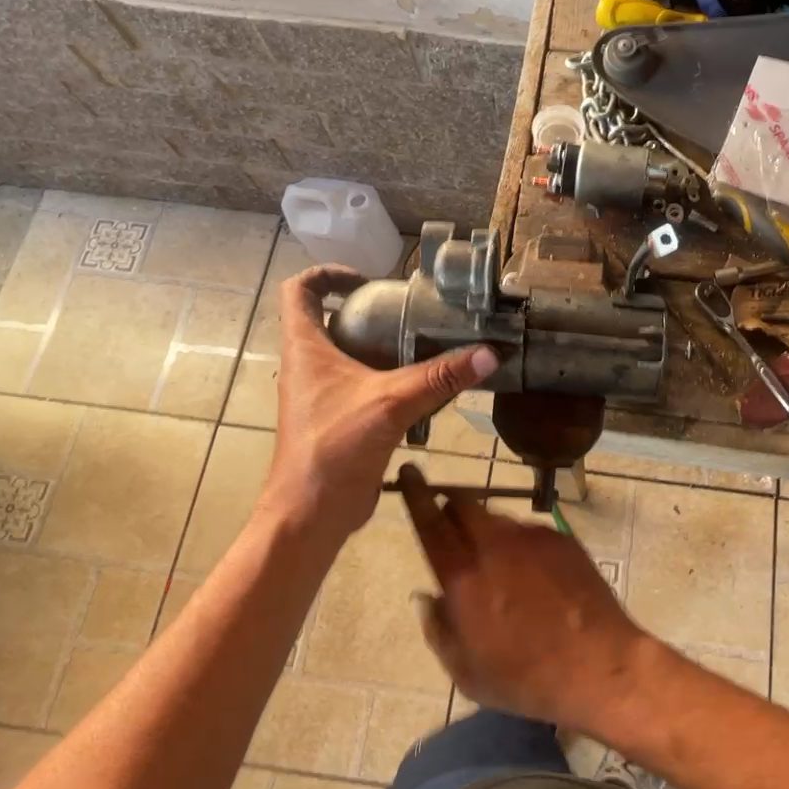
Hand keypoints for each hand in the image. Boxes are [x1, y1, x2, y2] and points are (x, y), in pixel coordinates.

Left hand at [268, 266, 497, 536]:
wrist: (311, 514)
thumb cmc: (334, 448)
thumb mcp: (391, 403)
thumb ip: (439, 377)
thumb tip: (488, 353)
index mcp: (305, 348)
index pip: (300, 290)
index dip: (328, 274)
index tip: (368, 279)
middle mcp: (308, 365)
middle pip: (330, 320)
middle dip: (367, 309)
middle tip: (409, 310)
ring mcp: (321, 394)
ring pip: (348, 354)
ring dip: (380, 344)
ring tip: (423, 342)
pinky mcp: (337, 419)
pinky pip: (362, 385)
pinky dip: (388, 377)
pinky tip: (422, 385)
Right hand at [397, 464, 651, 730]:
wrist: (600, 666)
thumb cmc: (526, 679)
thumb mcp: (466, 672)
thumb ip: (438, 628)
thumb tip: (425, 596)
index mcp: (463, 576)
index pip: (429, 521)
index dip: (415, 493)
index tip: (408, 471)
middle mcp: (495, 544)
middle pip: (463, 503)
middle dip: (450, 505)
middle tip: (450, 524)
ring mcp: (532, 536)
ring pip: (497, 516)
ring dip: (485, 527)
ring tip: (497, 563)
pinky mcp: (562, 539)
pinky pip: (529, 530)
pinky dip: (520, 542)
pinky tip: (533, 574)